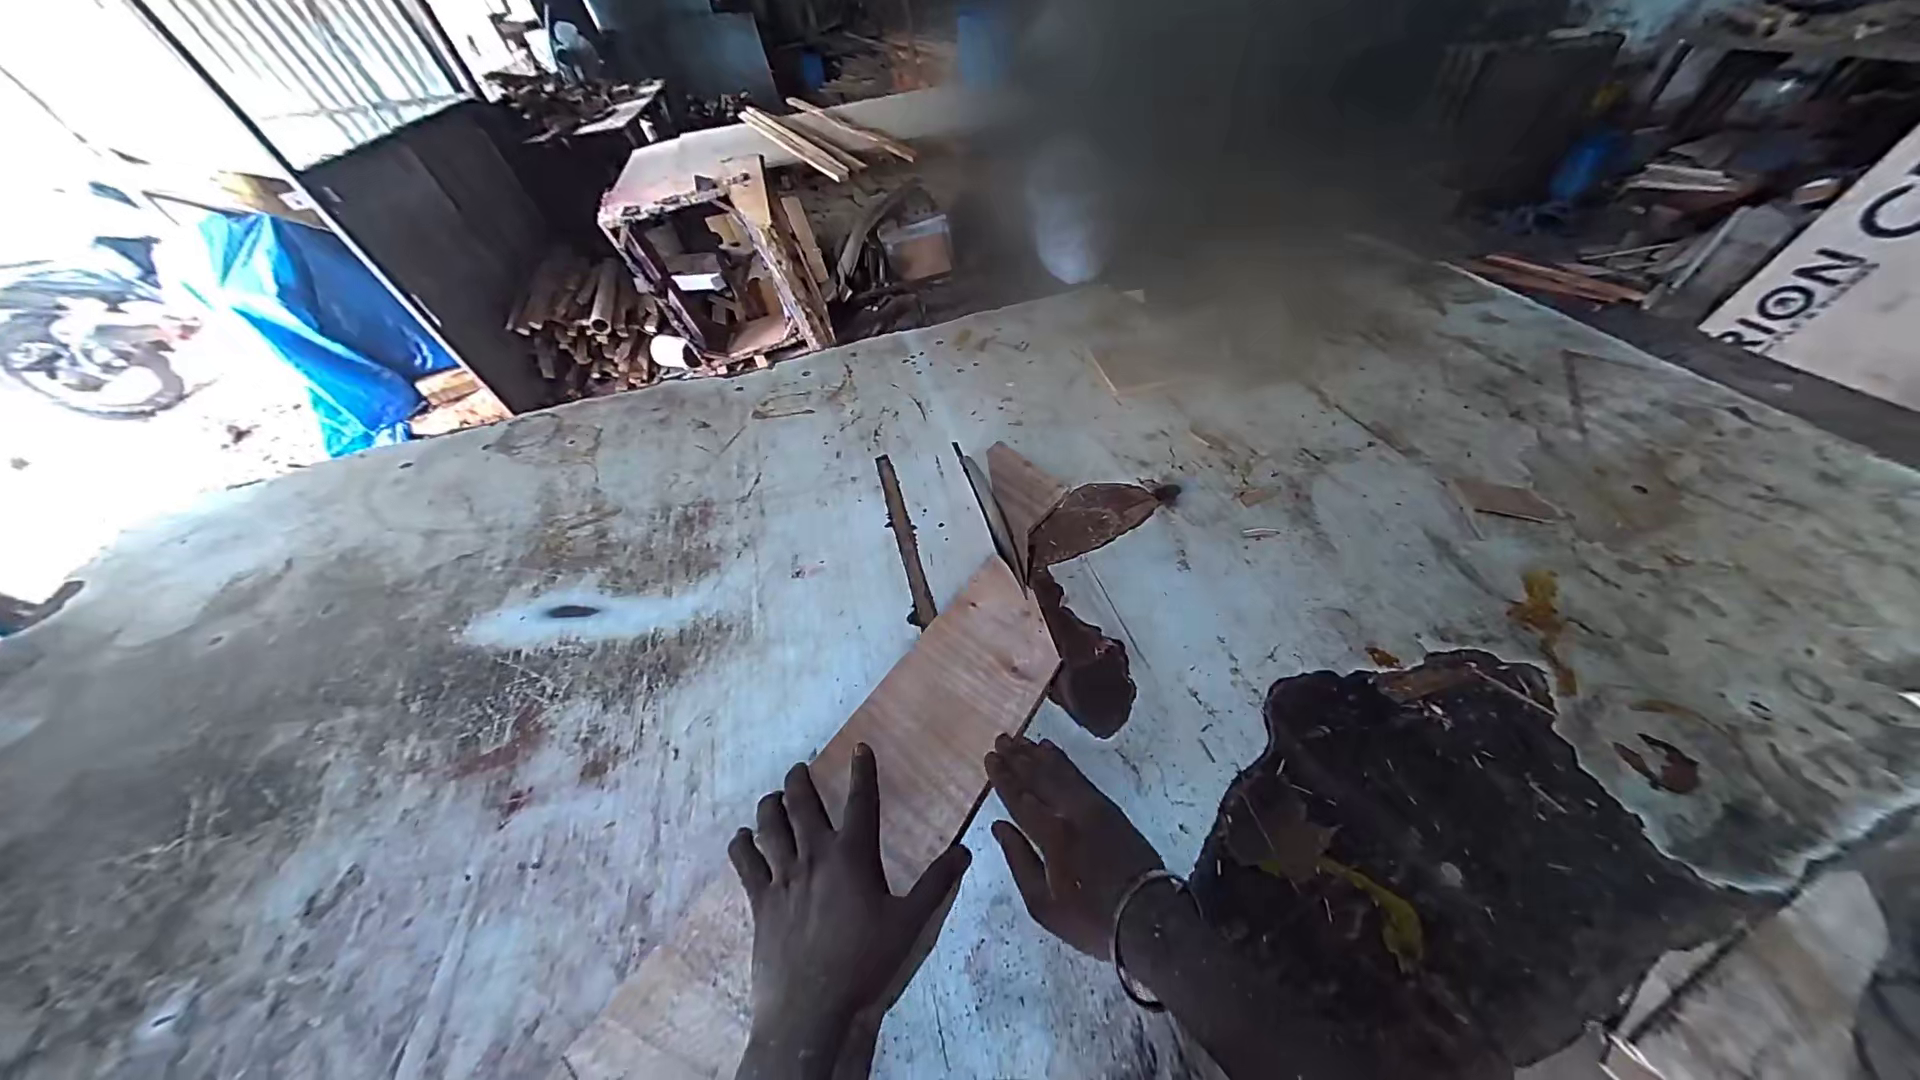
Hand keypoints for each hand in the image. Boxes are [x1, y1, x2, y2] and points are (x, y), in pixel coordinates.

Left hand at [729, 744, 971, 1072]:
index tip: (859, 747)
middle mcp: (815, 855)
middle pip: (801, 803)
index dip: (861, 770)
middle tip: (800, 768)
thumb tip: (965, 851)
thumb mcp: (911, 923)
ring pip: (770, 825)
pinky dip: (742, 845)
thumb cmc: (866, 962)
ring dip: (770, 804)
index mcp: (853, 855)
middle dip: (800, 779)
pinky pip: (746, 863)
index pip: (861, 800)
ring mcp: (784, 877)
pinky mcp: (761, 901)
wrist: (813, 1009)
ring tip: (774, 796)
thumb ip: (937, 883)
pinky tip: (742, 837)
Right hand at [984, 734, 1163, 958]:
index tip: (990, 758)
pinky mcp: (1108, 807)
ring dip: (1037, 754)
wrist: (1147, 917)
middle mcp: (1070, 812)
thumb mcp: (1043, 904)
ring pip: (1059, 771)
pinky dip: (1063, 761)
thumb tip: (998, 826)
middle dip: (1017, 757)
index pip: (1020, 798)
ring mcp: (1092, 806)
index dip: (1003, 777)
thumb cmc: (1089, 918)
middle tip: (1001, 739)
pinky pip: (1079, 775)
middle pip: (1038, 777)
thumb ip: (1018, 860)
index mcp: (1051, 835)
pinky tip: (1051, 751)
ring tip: (1021, 739)